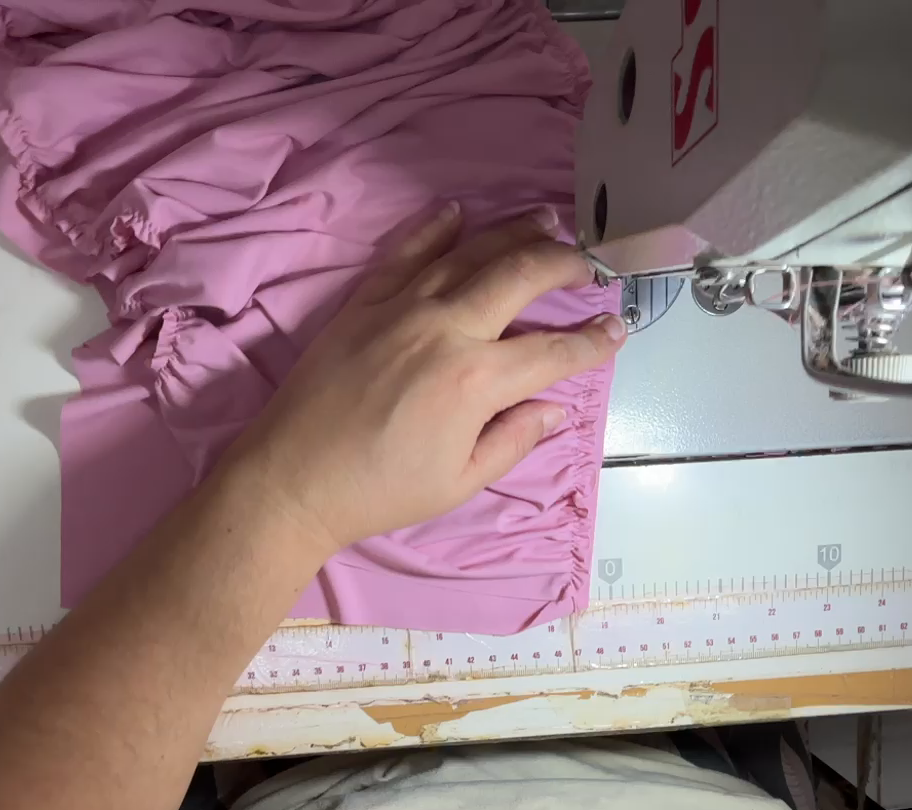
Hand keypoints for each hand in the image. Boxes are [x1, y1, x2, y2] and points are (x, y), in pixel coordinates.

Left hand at [220, 204, 623, 553]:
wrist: (293, 481)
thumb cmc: (380, 492)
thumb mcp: (459, 482)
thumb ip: (513, 439)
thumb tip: (555, 409)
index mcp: (476, 381)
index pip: (552, 352)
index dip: (593, 341)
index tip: (618, 329)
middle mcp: (445, 329)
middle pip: (519, 277)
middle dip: (564, 264)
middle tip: (588, 263)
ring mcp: (400, 309)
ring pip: (468, 252)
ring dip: (513, 232)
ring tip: (546, 221)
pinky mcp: (362, 304)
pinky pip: (404, 253)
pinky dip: (433, 229)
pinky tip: (456, 214)